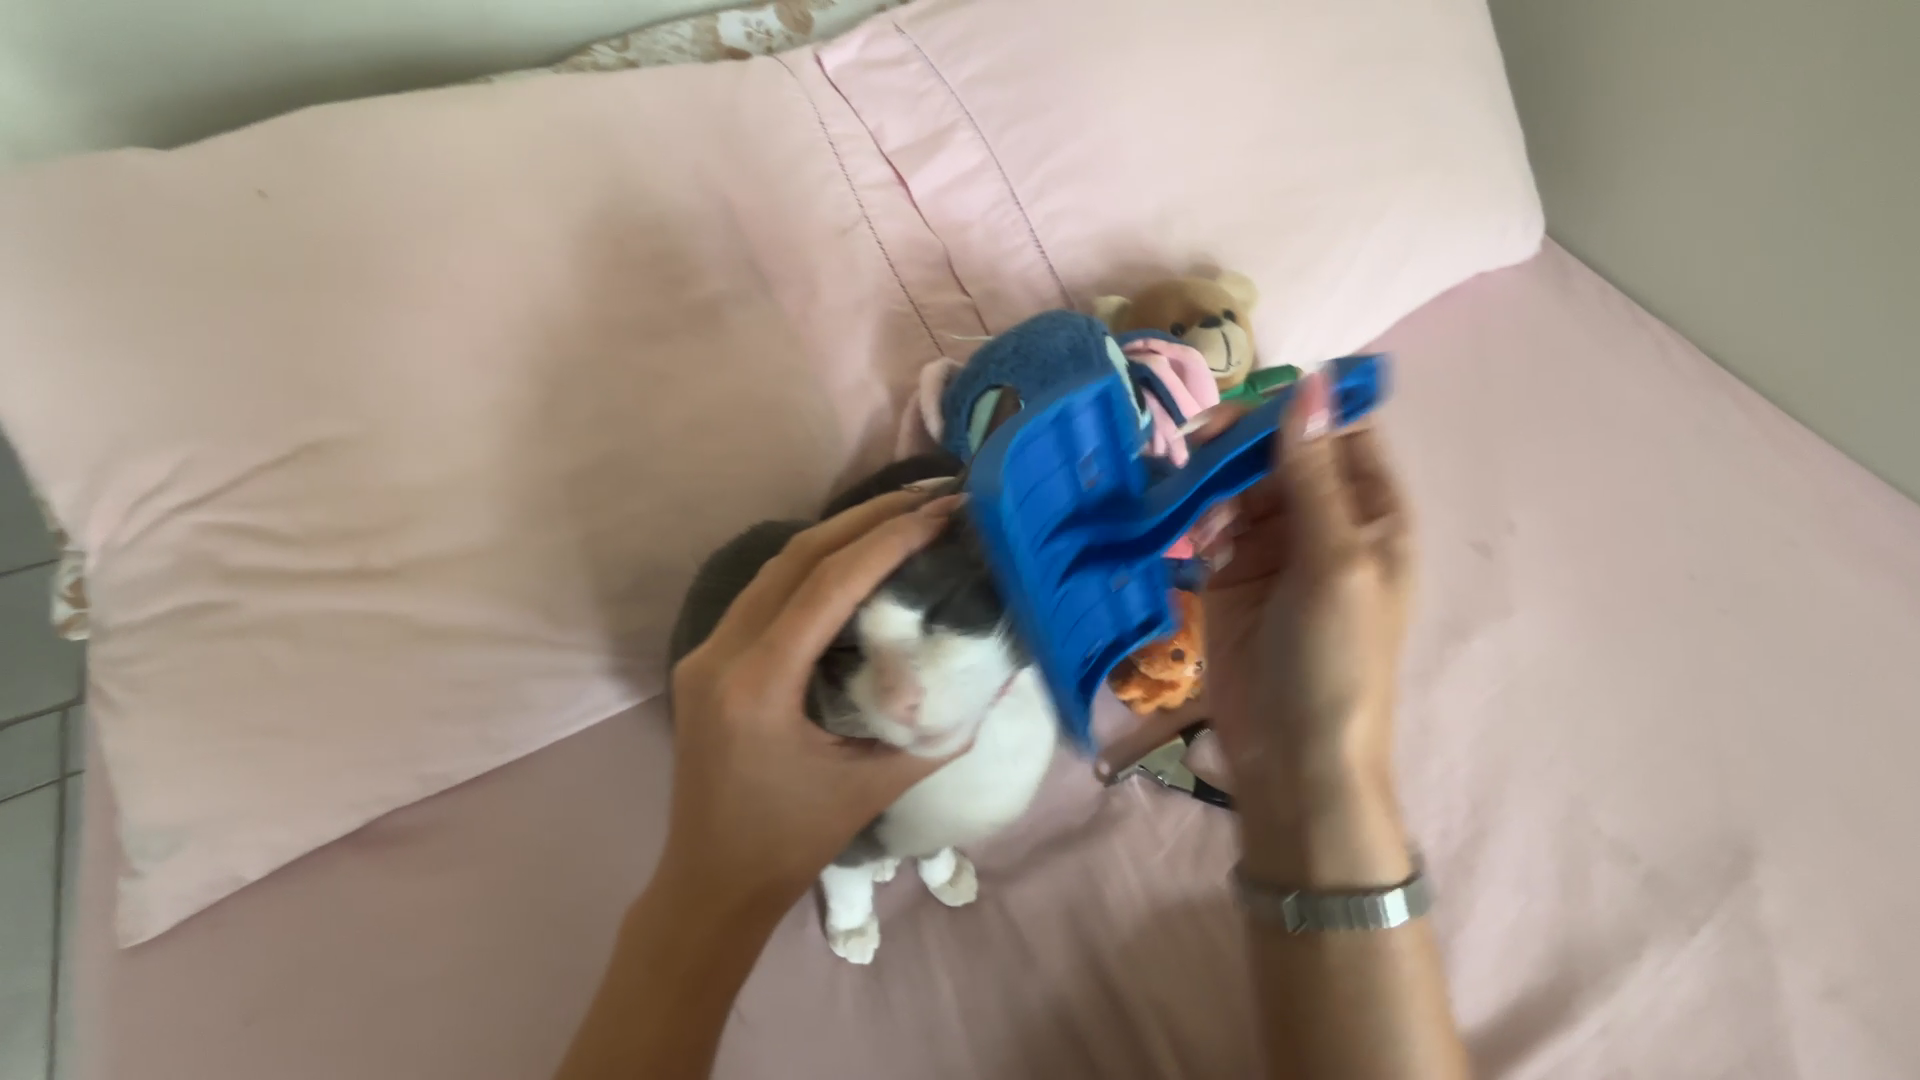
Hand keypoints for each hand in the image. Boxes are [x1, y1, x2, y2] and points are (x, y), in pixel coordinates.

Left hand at [661, 489, 965, 914]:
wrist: (711, 882)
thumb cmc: (792, 843)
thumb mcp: (875, 787)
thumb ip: (939, 728)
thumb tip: (996, 674)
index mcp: (758, 682)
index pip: (829, 583)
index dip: (890, 539)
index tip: (943, 512)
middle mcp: (721, 652)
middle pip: (798, 557)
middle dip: (868, 518)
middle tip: (930, 495)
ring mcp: (705, 651)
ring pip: (776, 568)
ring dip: (839, 535)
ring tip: (901, 516)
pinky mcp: (706, 660)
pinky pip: (765, 594)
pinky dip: (814, 567)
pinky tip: (854, 562)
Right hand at [1196, 371, 1413, 801]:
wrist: (1292, 753)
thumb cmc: (1335, 657)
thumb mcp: (1334, 559)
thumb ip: (1313, 472)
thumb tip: (1313, 379)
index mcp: (1370, 511)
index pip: (1336, 432)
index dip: (1295, 409)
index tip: (1245, 408)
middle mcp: (1321, 520)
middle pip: (1276, 453)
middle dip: (1237, 446)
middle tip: (1193, 446)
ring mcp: (1271, 548)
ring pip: (1234, 486)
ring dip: (1209, 485)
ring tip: (1189, 507)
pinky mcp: (1227, 575)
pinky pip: (1206, 526)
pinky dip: (1192, 522)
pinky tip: (1187, 540)